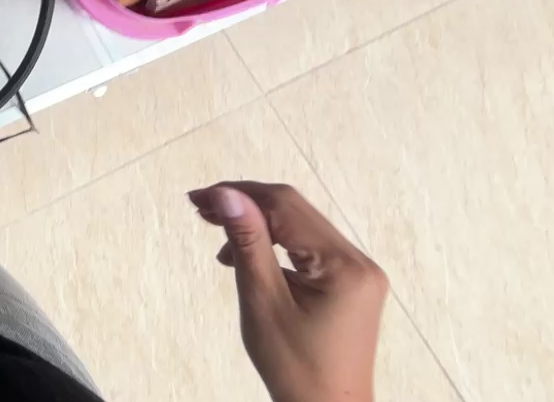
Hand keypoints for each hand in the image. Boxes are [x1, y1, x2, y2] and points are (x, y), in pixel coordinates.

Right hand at [190, 181, 388, 401]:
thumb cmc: (293, 361)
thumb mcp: (262, 297)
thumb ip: (247, 240)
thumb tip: (224, 192)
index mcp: (343, 265)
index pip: (284, 207)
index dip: (236, 194)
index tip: (196, 200)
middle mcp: (357, 260)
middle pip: (293, 209)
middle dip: (243, 202)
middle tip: (200, 208)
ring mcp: (356, 271)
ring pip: (297, 222)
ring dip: (254, 219)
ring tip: (214, 227)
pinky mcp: (348, 280)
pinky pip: (304, 242)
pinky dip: (270, 238)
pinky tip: (242, 252)